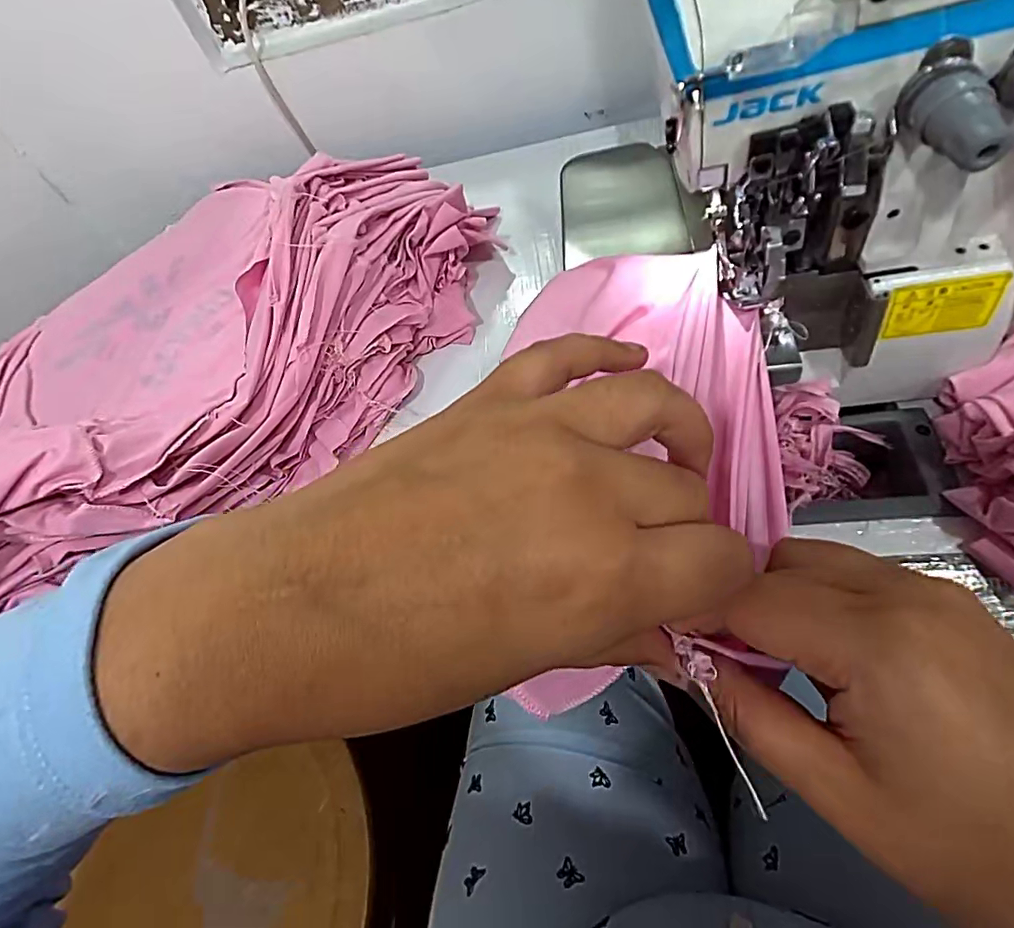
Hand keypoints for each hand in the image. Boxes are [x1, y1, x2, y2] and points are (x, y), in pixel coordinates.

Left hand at [92, 334, 754, 772]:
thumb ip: (616, 637)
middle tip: (665, 550)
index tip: (705, 590)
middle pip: (689, 491)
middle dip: (692, 527)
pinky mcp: (492, 396)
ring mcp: (538, 425)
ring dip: (681, 430)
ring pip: (653, 400)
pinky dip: (607, 350)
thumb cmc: (403, 662)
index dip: (724, 580)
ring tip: (677, 455)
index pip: (722, 561)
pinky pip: (568, 352)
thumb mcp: (525, 663)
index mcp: (605, 573)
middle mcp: (589, 485)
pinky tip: (629, 360)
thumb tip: (679, 643)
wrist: (289, 603)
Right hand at [710, 539, 1013, 927]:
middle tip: (718, 654)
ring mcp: (936, 590)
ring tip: (771, 656)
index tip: (668, 635)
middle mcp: (904, 590)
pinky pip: (862, 575)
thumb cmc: (968, 849)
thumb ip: (750, 714)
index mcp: (875, 638)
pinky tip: (829, 651)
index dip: (698, 610)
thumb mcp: (839, 795)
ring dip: (779, 592)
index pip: (748, 594)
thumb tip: (688, 659)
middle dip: (736, 597)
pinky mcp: (957, 602)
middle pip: (781, 563)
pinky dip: (823, 596)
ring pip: (819, 560)